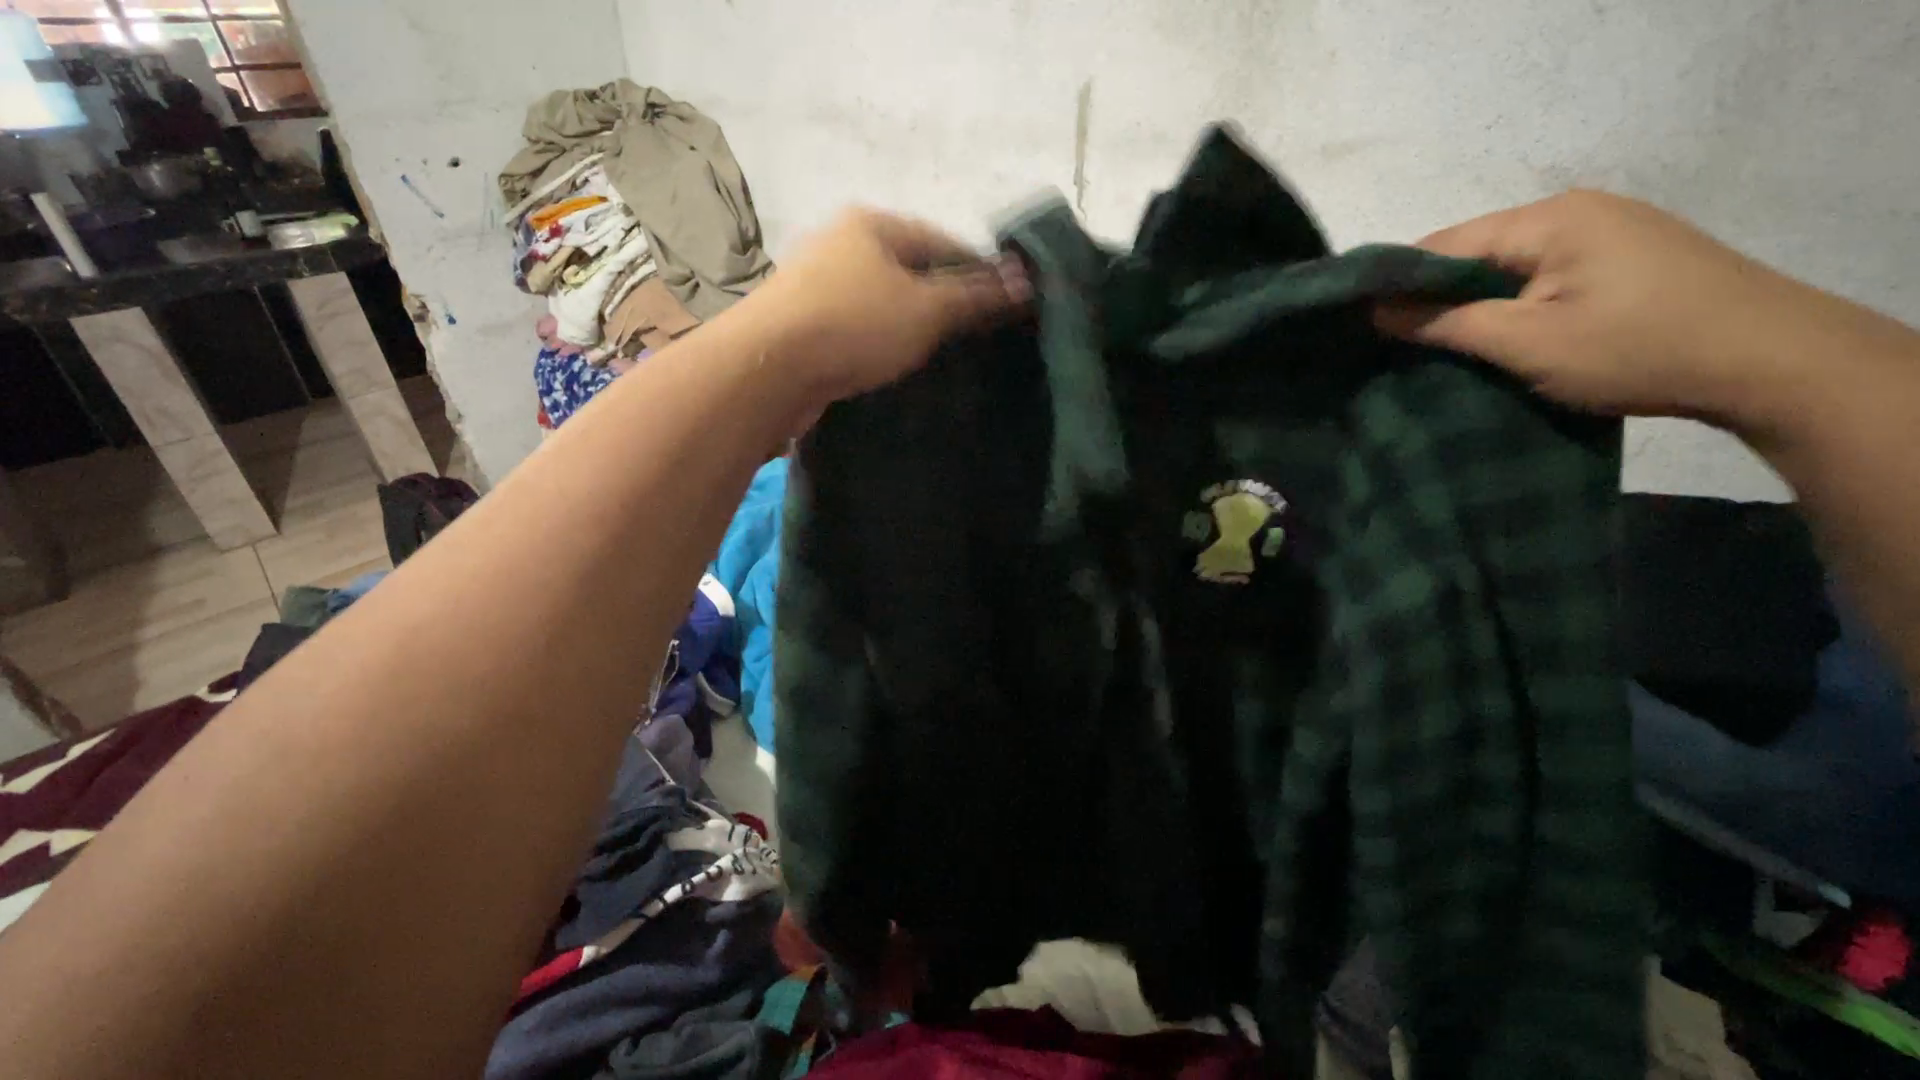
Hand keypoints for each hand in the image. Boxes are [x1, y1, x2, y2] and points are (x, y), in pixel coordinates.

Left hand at [739, 208, 1029, 403]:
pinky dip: (878, 343)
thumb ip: (975, 295)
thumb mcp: (926, 308)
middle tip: (975, 339)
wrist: (767, 369)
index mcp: (872, 223)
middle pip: (910, 271)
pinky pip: (856, 328)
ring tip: (939, 358)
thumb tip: (1025, 278)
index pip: (943, 241)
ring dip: (909, 327)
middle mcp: (841, 243)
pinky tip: (894, 367)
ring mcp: (817, 284)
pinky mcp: (802, 324)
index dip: (979, 273)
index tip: (1006, 310)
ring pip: (882, 302)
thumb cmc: (853, 325)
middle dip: (943, 303)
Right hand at [1374, 190, 1861, 427]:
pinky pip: (1547, 276)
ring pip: (1512, 267)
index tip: (1360, 324)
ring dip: (1478, 304)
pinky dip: (1517, 305)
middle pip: (1477, 252)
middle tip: (1398, 345)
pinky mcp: (1631, 258)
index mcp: (1548, 218)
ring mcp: (1610, 230)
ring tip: (1444, 347)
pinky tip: (1505, 337)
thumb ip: (1446, 323)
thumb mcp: (1526, 342)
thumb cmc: (1635, 348)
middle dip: (1437, 296)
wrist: (1771, 361)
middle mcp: (1577, 210)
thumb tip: (1375, 310)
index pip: (1444, 242)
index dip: (1397, 282)